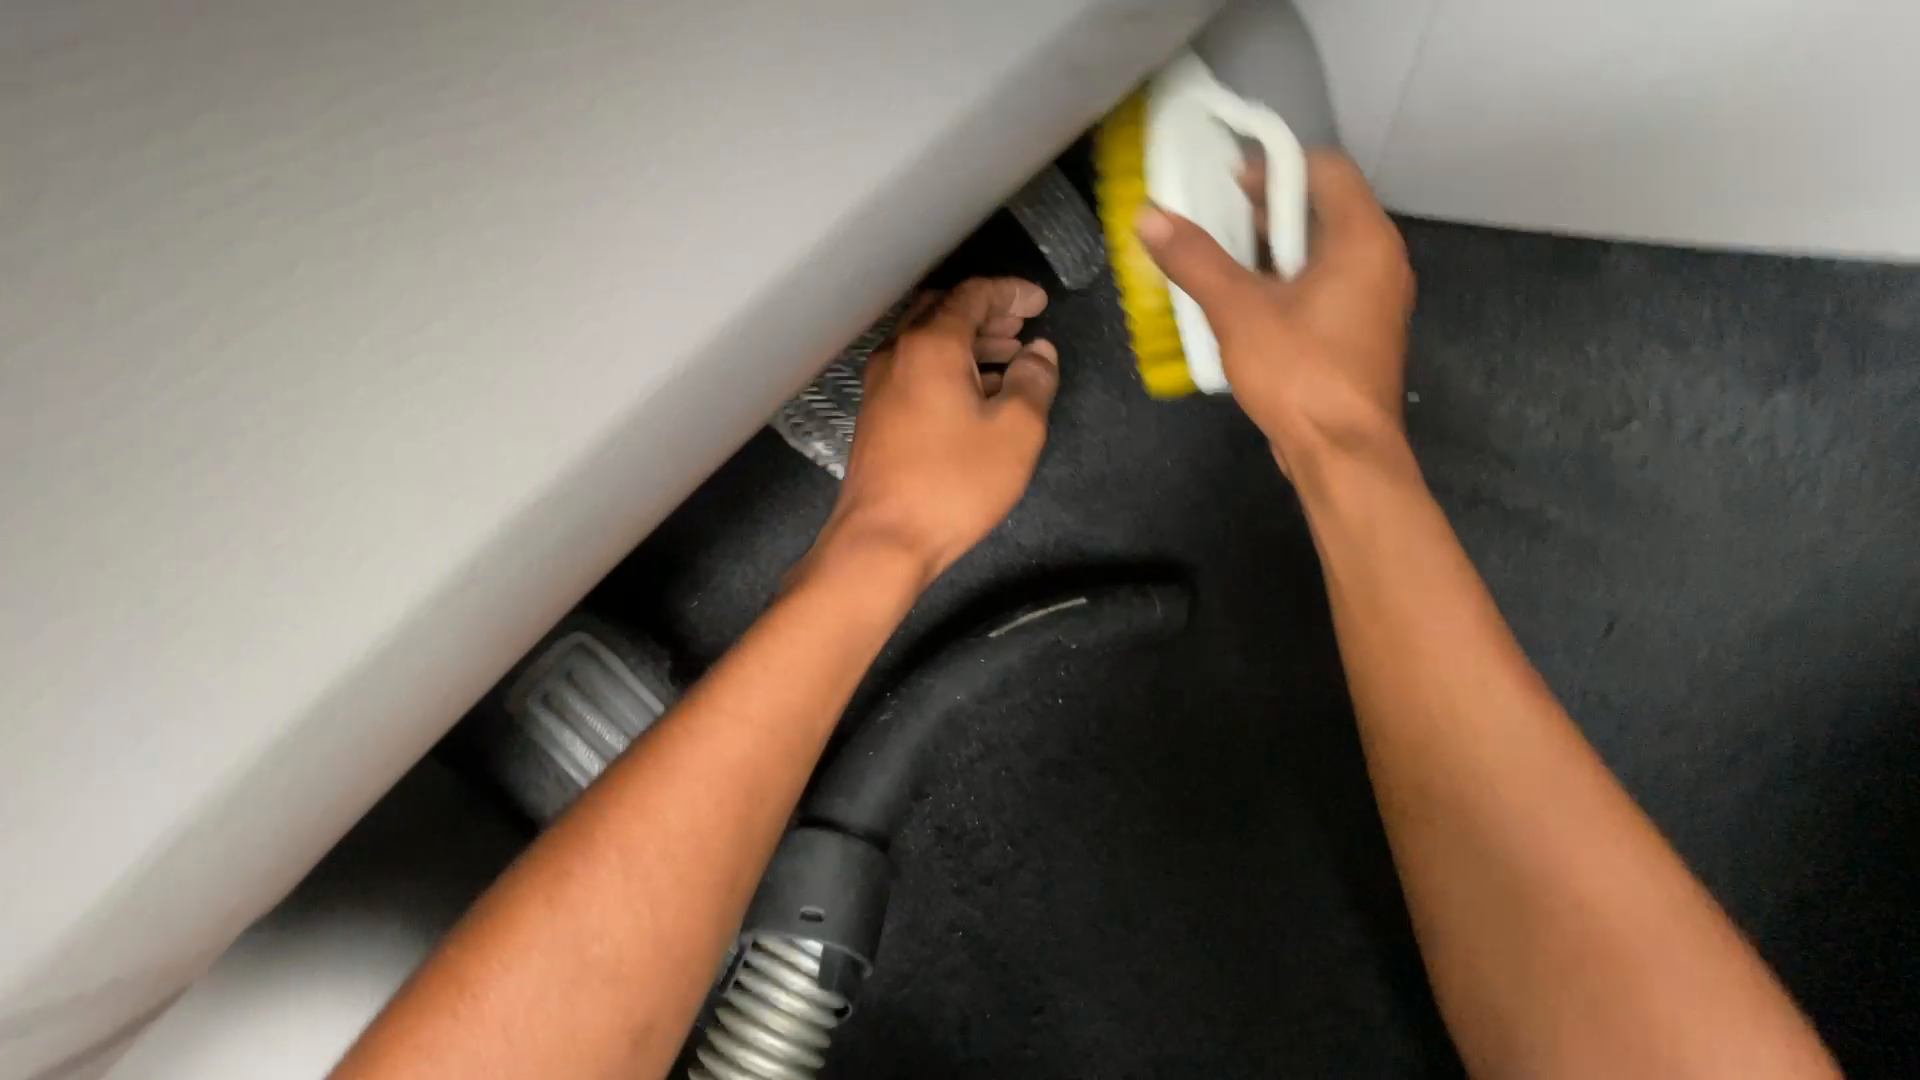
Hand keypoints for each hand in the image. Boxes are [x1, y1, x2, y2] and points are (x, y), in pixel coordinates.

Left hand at [810, 277, 1059, 582]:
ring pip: (929, 344)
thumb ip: (1033, 382)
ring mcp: (880, 386)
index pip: (973, 295)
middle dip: (988, 314)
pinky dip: (950, 369)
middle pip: (944, 313)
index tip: (1041, 302)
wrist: (883, 539)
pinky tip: (976, 395)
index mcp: (931, 346)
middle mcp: (898, 354)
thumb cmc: (954, 483)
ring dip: (970, 344)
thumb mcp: (1015, 431)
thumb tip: (1039, 352)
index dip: (1011, 292)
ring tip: (1009, 358)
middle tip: (1023, 326)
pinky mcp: (877, 416)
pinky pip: (917, 372)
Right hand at [1136, 150, 1414, 476]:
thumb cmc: (1298, 373)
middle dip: (1266, 213)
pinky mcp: (1361, 334)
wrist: (1341, 452)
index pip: (1325, 170)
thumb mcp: (1237, 311)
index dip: (1273, 168)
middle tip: (1215, 227)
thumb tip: (1149, 216)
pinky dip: (1288, 285)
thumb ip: (1194, 260)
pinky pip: (1325, 288)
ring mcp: (1374, 300)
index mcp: (1362, 239)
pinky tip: (1248, 309)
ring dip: (1272, 253)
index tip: (1227, 186)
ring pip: (1322, 254)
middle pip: (1323, 210)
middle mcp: (1379, 260)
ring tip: (1223, 269)